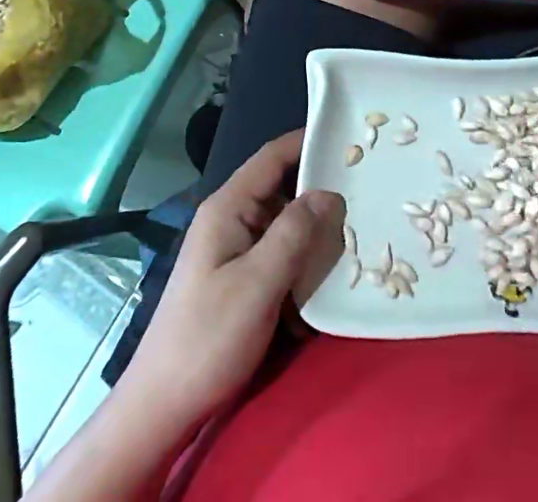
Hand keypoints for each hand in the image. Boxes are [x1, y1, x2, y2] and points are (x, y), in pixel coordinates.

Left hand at [122, 130, 345, 425]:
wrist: (167, 398)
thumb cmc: (209, 336)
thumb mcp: (257, 283)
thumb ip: (293, 233)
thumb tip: (329, 192)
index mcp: (227, 208)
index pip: (271, 158)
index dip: (307, 142)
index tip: (351, 140)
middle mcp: (230, 220)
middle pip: (281, 190)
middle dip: (320, 192)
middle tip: (370, 194)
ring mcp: (233, 250)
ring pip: (284, 225)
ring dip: (314, 232)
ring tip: (361, 233)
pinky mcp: (240, 278)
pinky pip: (279, 256)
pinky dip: (303, 262)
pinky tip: (330, 277)